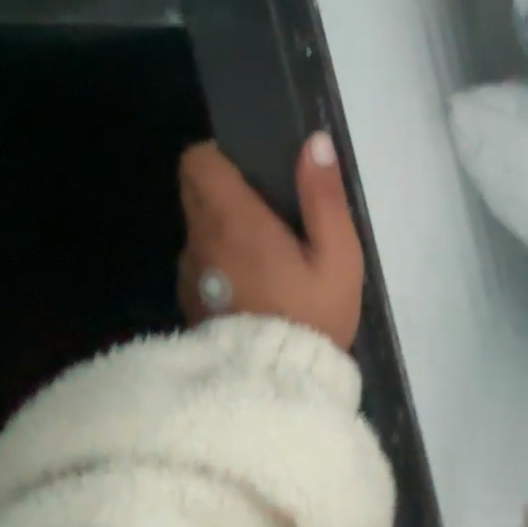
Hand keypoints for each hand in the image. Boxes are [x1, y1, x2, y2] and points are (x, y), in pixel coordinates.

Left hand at [177, 133, 363, 351]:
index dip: (222, 154)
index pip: (199, 161)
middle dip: (225, 183)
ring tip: (268, 243)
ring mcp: (189, 271)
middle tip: (272, 202)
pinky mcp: (190, 297)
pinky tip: (255, 276)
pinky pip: (200, 256)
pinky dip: (220, 253)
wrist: (273, 385)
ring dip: (223, 221)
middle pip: (194, 187)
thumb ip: (324, 195)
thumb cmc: (312, 312)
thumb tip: (314, 141)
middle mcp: (201, 239)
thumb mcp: (338, 254)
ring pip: (197, 223)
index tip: (256, 165)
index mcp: (234, 220)